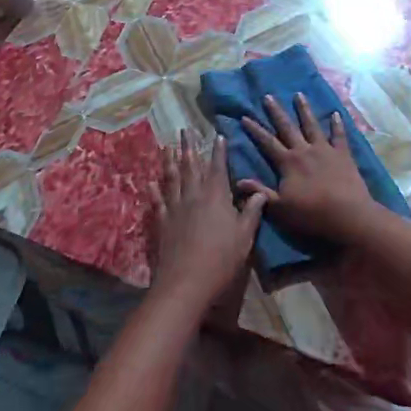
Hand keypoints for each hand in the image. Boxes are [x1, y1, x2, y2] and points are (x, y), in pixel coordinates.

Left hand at [150, 131, 265, 312]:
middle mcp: (193, 195)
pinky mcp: (162, 221)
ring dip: (170, 161)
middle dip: (189, 147)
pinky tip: (151, 182)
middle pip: (190, 166)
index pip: (218, 168)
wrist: (186, 281)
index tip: (218, 135)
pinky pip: (158, 201)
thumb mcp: (244, 237)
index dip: (218, 151)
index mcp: (215, 196)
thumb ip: (251, 212)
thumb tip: (260, 192)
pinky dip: (155, 190)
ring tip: (167, 146)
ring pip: (172, 178)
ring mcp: (175, 207)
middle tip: (185, 129)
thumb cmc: (221, 259)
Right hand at [238, 94, 378, 241]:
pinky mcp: (343, 155)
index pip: (267, 142)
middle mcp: (304, 150)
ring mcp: (325, 150)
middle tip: (268, 96)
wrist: (349, 216)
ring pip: (312, 125)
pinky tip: (336, 114)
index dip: (255, 130)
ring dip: (304, 110)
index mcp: (288, 162)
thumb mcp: (280, 208)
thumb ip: (260, 193)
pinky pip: (340, 136)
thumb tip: (238, 181)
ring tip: (299, 95)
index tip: (244, 116)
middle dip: (276, 112)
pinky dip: (338, 125)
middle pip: (287, 127)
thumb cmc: (312, 214)